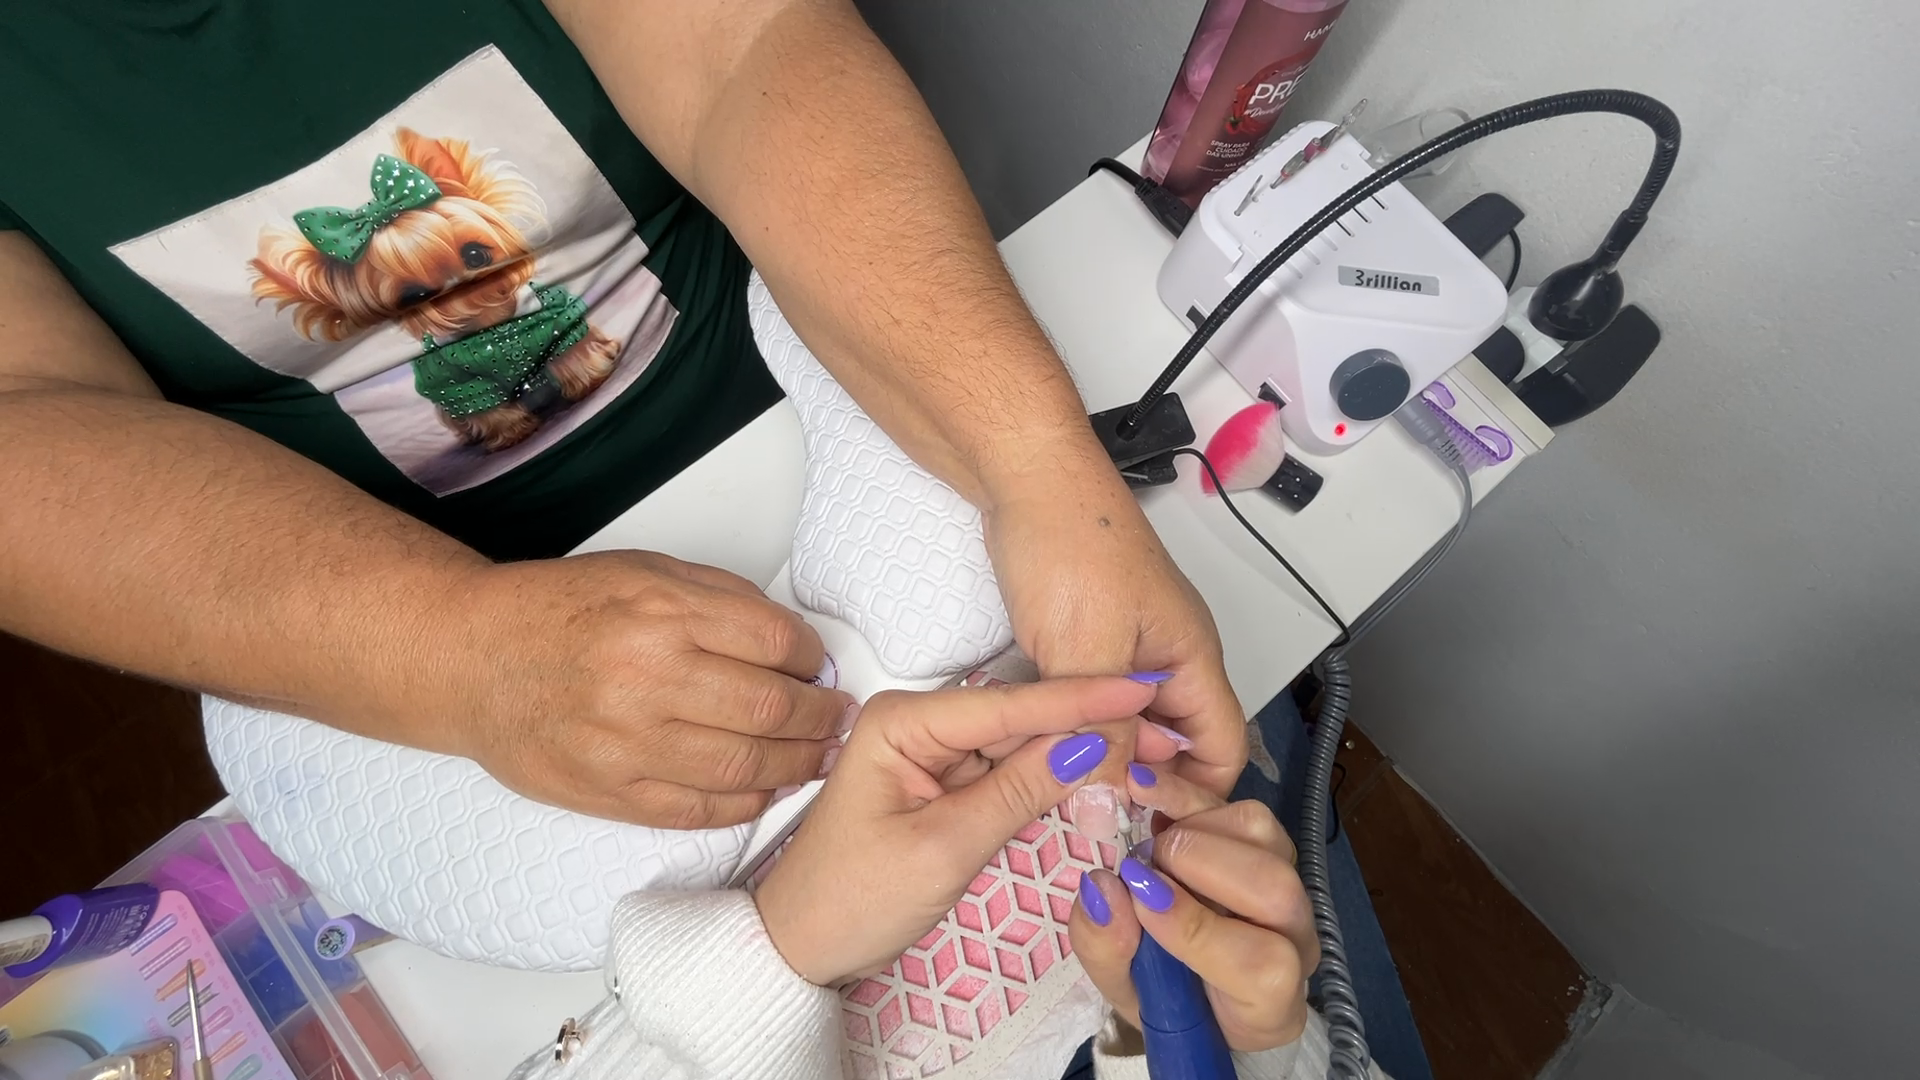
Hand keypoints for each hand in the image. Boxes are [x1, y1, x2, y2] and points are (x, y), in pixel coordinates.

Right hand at [441, 551, 854, 828]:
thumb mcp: (652, 572)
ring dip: (798, 765)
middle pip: (770, 709)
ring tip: (821, 755)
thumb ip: (726, 601)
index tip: (820, 665)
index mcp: (665, 614)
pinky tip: (770, 790)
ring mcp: (626, 743)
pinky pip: (697, 811)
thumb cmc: (567, 608)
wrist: (474, 657)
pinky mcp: (606, 792)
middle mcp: (648, 679)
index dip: (814, 657)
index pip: (776, 642)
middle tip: (838, 716)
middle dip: (822, 716)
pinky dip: (746, 805)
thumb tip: (794, 642)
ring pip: (744, 767)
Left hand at [755, 676, 1158, 984]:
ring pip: (1017, 740)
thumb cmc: (857, 898)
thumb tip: (1089, 743)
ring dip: (1074, 747)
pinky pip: (1005, 766)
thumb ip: (1019, 791)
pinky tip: (1093, 766)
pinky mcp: (944, 776)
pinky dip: (1047, 772)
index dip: (1078, 696)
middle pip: (1016, 716)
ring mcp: (933, 748)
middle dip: (1086, 722)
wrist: (804, 945)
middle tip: (1158, 726)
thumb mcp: (945, 847)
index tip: (1139, 683)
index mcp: (905, 720)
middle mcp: (920, 720)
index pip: (1005, 705)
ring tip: (1143, 745)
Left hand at [984, 451, 1245, 794]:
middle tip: (1097, 822)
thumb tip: (1111, 805)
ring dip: (1105, 756)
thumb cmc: (1070, 550)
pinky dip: (1078, 726)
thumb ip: (1103, 728)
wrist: (1025, 479)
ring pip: (1127, 721)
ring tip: (1068, 795)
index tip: (1149, 829)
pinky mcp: (1084, 636)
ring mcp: (1122, 645)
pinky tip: (1048, 749)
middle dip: (1143, 782)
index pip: (1221, 746)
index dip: (1197, 793)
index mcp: (1189, 657)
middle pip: (1174, 740)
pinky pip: (1093, 699)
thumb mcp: (1088, 647)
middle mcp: (1164, 656)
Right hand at [1070, 765, 1317, 1051]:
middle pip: (1276, 890)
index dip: (1197, 927)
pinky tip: (1153, 802)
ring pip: (1265, 840)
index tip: (1137, 895)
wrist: (1185, 972)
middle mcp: (1293, 944)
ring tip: (1150, 839)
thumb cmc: (1158, 991)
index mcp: (1266, 1005)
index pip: (1263, 966)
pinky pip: (1246, 812)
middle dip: (1196, 862)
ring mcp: (1289, 887)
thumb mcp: (1116, 981)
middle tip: (1140, 859)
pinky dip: (1193, 799)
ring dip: (1196, 829)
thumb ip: (1105, 945)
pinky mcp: (1271, 846)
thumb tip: (1102, 887)